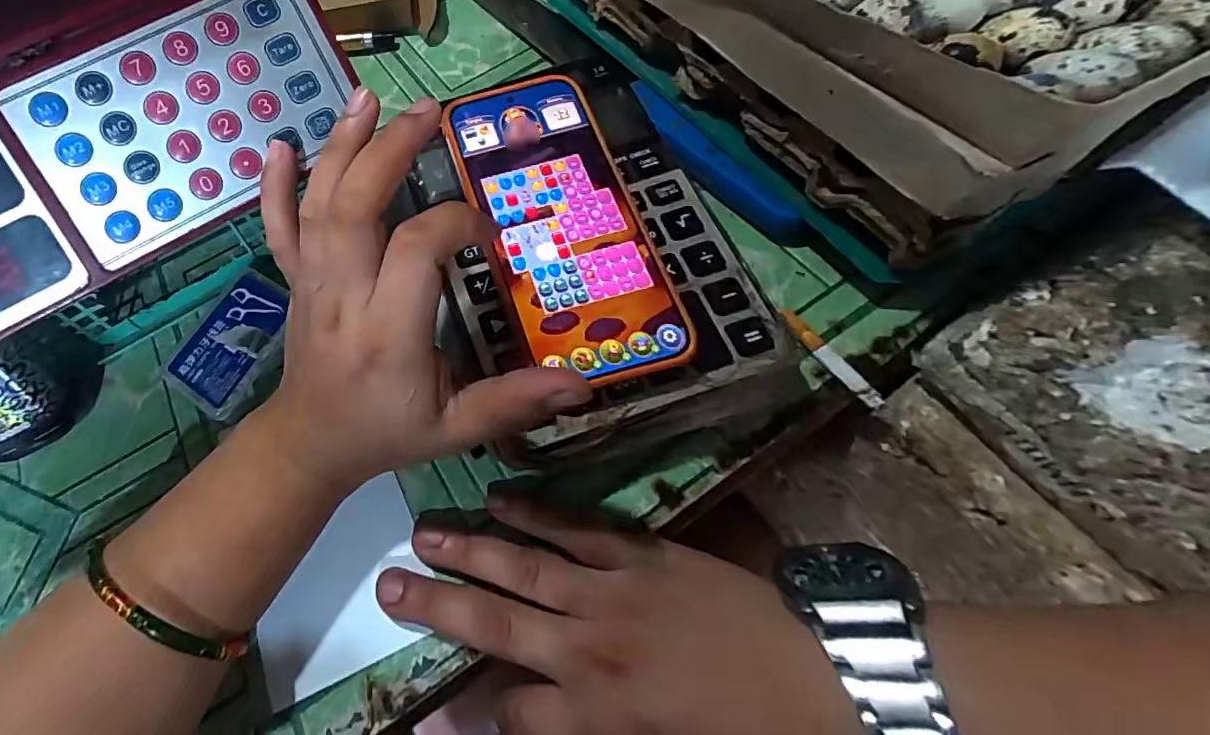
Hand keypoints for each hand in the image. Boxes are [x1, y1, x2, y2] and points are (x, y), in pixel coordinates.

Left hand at [253, 90, 591, 490]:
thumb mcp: (454, 430)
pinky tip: (280, 145)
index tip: (485, 226)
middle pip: (355, 209)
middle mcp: (342, 296)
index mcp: (387, 332)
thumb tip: (582, 385)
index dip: (454, 221)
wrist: (309, 443)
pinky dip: (276, 186)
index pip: (415, 250)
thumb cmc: (384, 433)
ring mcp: (310, 283)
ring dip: (340, 147)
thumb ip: (513, 403)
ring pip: (318, 206)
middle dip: (389, 150)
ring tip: (367, 98)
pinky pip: (278, 227)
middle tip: (427, 110)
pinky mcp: (294, 278)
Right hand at [377, 494, 857, 734]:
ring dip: (470, 552)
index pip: (512, 715)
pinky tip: (498, 497)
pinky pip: (573, 529)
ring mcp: (610, 591)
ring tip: (423, 536)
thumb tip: (534, 724)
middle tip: (388, 588)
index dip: (464, 714)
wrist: (821, 680)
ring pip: (523, 568)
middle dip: (439, 610)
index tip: (419, 708)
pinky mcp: (637, 552)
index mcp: (603, 713)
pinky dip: (533, 513)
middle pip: (498, 627)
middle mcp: (590, 648)